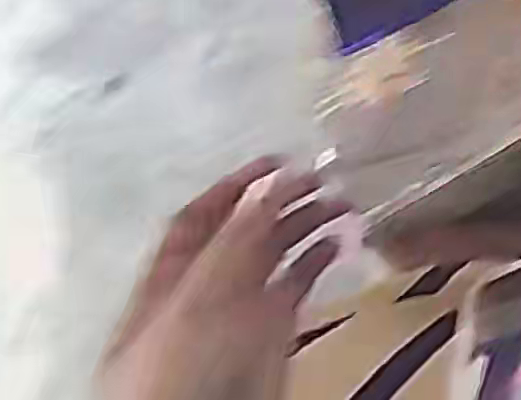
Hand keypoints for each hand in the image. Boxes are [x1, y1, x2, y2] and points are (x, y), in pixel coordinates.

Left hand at [98, 158, 348, 399]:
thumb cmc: (186, 362)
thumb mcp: (205, 295)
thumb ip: (239, 235)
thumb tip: (279, 175)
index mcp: (174, 278)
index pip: (200, 217)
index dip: (235, 185)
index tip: (283, 157)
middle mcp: (207, 284)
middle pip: (246, 227)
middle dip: (284, 197)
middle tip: (329, 174)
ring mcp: (242, 304)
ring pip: (278, 248)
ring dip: (311, 219)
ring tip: (346, 203)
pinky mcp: (275, 321)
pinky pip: (301, 276)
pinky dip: (323, 253)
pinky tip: (343, 240)